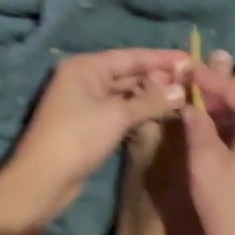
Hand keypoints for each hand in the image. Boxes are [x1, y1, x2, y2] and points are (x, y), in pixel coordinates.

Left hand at [6, 48, 191, 213]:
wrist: (44, 178)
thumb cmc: (78, 137)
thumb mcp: (117, 115)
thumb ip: (151, 101)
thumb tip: (181, 91)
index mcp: (86, 66)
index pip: (131, 56)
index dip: (162, 59)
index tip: (190, 60)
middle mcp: (84, 79)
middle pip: (128, 73)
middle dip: (158, 78)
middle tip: (190, 83)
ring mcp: (84, 102)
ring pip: (124, 94)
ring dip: (150, 96)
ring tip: (181, 99)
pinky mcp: (88, 124)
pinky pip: (118, 111)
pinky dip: (138, 112)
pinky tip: (160, 115)